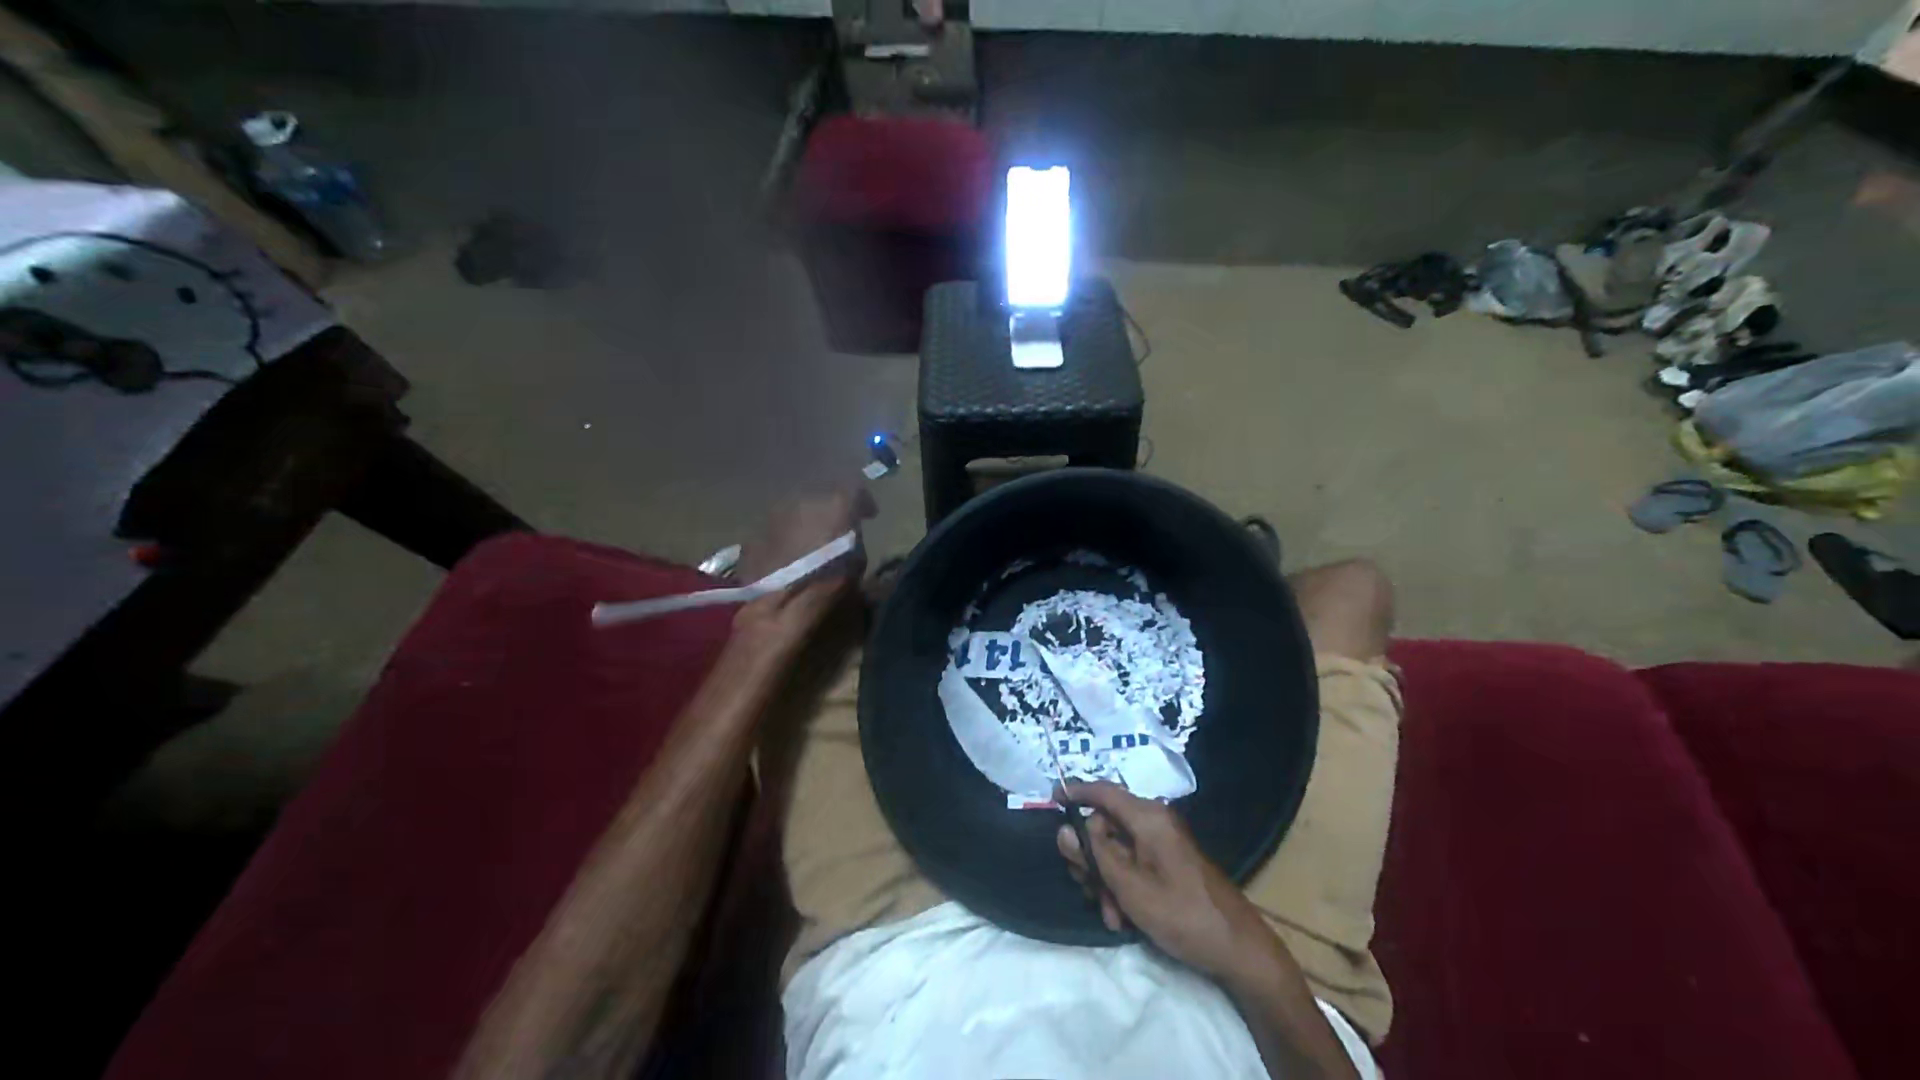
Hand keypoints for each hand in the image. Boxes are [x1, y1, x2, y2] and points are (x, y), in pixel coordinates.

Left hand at [732, 486, 874, 642]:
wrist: (779, 606)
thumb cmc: (829, 584)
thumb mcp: (858, 561)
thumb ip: (854, 538)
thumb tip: (849, 532)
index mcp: (835, 503)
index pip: (855, 490)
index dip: (863, 502)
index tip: (868, 515)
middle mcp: (804, 499)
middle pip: (821, 497)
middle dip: (830, 511)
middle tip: (836, 530)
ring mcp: (775, 514)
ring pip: (796, 511)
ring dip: (805, 523)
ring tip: (809, 545)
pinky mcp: (755, 533)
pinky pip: (776, 530)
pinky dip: (784, 539)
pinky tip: (787, 558)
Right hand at [1057, 781, 1275, 980]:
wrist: (1237, 949)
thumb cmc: (1181, 913)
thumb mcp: (1128, 886)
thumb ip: (1094, 854)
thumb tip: (1064, 828)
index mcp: (1147, 818)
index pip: (1103, 791)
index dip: (1075, 791)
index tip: (1050, 800)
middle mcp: (1154, 823)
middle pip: (1105, 825)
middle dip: (1091, 859)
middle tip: (1086, 887)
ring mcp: (1162, 844)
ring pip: (1115, 850)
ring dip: (1105, 881)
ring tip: (1111, 915)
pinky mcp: (1167, 863)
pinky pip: (1132, 865)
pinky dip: (1122, 888)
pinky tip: (1123, 919)